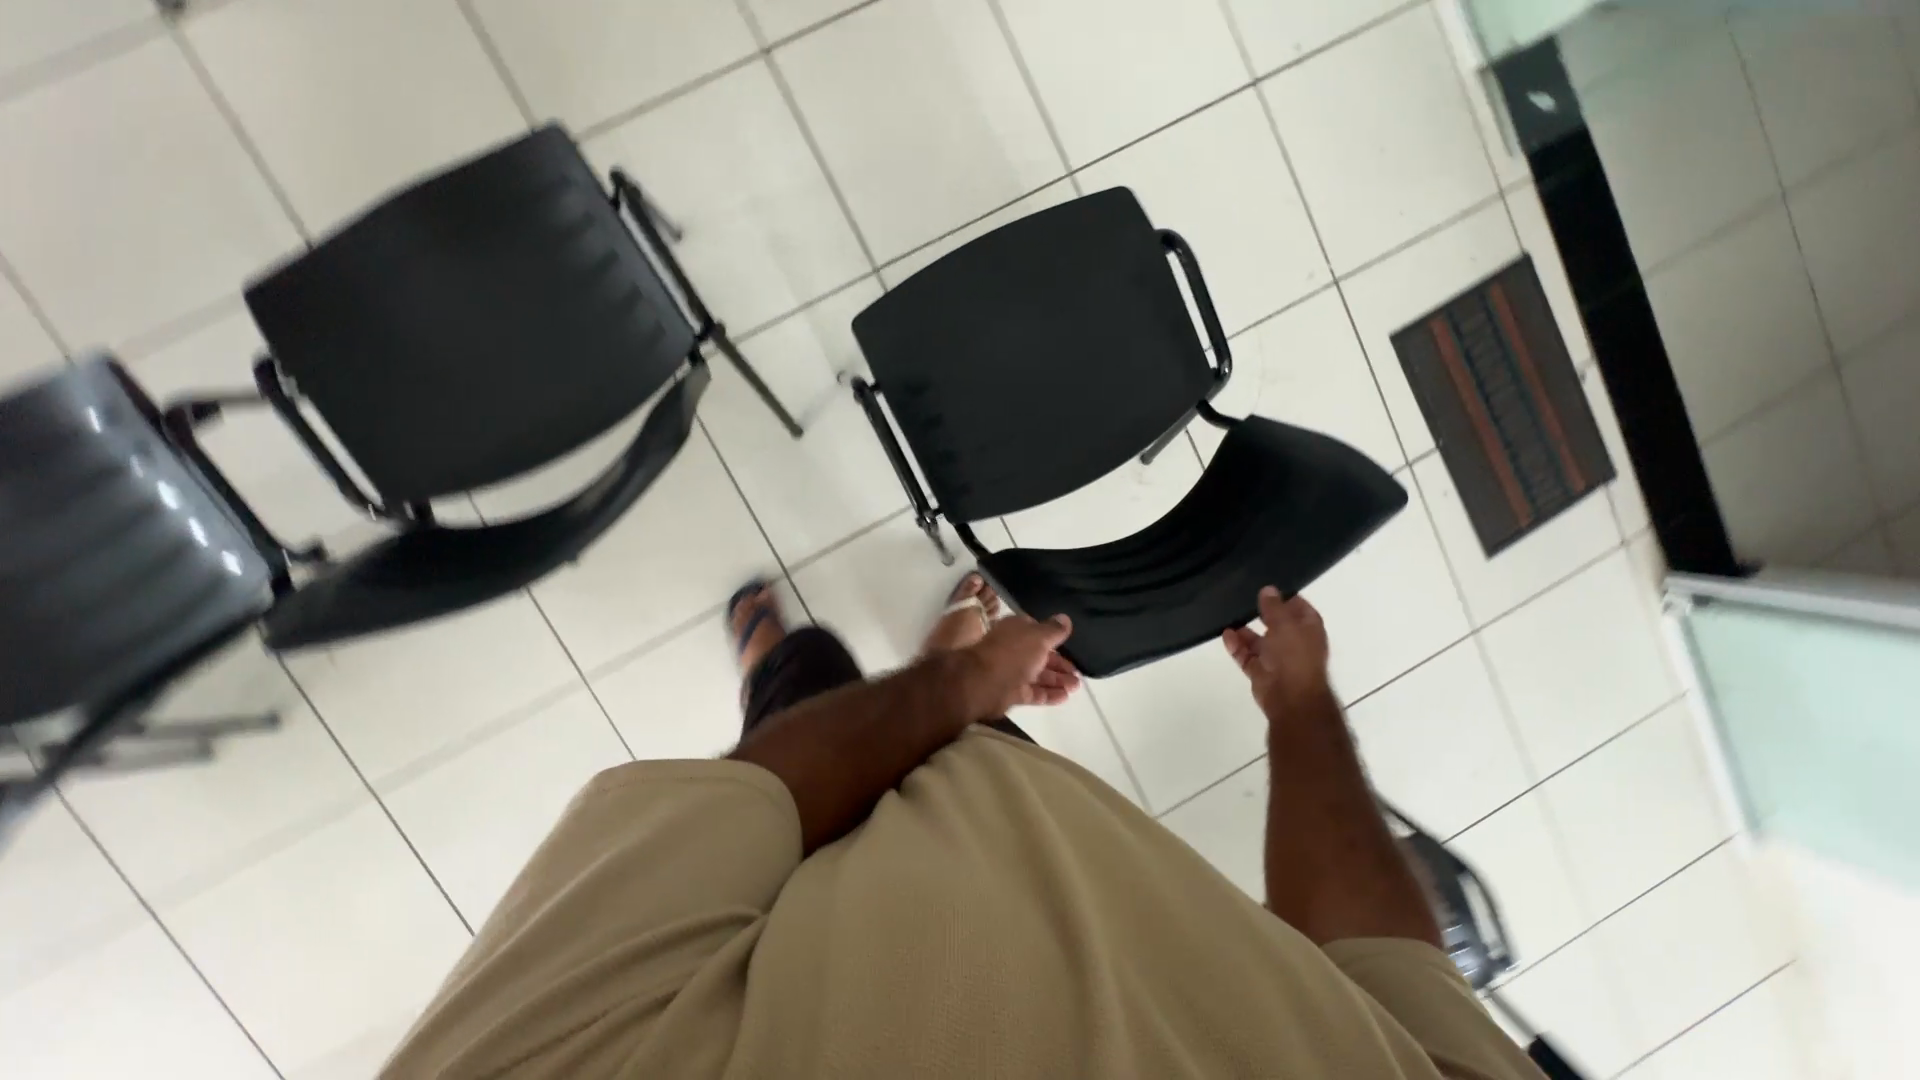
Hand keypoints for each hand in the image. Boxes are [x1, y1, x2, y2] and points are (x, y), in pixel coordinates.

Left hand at [952, 614, 1078, 717]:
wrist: (983, 682)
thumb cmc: (1012, 652)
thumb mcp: (1038, 636)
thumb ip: (1054, 629)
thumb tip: (1065, 618)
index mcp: (1016, 630)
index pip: (1038, 632)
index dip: (1055, 639)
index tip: (1071, 646)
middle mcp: (1013, 649)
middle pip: (1040, 656)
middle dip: (1060, 664)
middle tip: (1078, 672)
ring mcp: (1011, 672)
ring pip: (1038, 675)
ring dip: (1057, 680)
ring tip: (1076, 686)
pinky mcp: (1010, 692)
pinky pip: (1033, 692)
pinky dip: (1048, 694)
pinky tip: (1065, 697)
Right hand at [1222, 588, 1332, 722]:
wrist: (1290, 697)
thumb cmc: (1294, 656)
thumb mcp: (1285, 624)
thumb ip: (1274, 606)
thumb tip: (1268, 589)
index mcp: (1308, 629)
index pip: (1298, 606)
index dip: (1284, 596)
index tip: (1266, 586)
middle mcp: (1294, 642)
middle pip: (1276, 623)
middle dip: (1261, 612)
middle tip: (1242, 597)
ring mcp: (1277, 658)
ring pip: (1258, 640)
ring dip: (1245, 630)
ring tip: (1228, 615)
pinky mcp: (1260, 671)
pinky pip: (1246, 655)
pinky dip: (1236, 646)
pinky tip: (1225, 634)